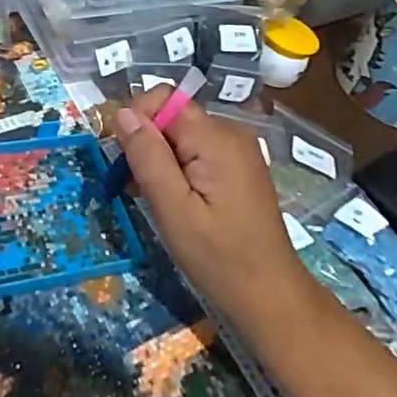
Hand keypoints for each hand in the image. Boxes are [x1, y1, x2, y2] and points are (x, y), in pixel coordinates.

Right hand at [112, 86, 305, 323]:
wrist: (273, 299)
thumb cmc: (220, 259)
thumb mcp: (174, 211)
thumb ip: (148, 157)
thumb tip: (122, 112)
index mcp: (216, 138)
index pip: (165, 98)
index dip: (138, 118)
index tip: (127, 157)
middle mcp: (230, 133)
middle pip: (172, 113)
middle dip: (147, 140)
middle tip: (138, 185)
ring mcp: (237, 149)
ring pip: (181, 132)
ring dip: (160, 155)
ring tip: (157, 197)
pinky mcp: (237, 166)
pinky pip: (196, 148)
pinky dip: (178, 165)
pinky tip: (177, 199)